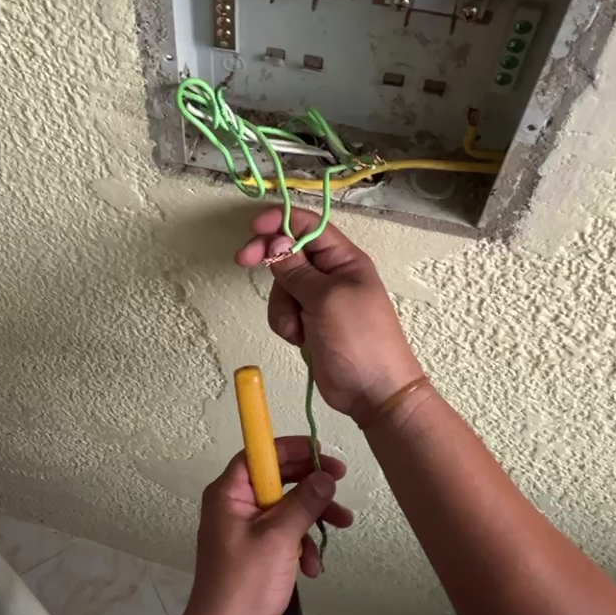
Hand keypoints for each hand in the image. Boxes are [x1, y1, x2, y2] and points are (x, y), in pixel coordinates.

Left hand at [182, 437, 354, 614]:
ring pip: (287, 508)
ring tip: (342, 526)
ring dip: (312, 518)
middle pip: (278, 479)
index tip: (321, 451)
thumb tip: (325, 477)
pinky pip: (285, 534)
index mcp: (229, 492)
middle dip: (310, 486)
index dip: (291, 448)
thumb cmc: (245, 582)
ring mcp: (247, 528)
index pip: (259, 454)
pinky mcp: (257, 550)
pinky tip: (313, 567)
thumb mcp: (279, 538)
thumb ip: (303, 503)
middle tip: (339, 484)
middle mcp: (235, 504)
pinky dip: (302, 545)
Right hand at [234, 208, 425, 421]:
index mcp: (344, 259)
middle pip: (288, 252)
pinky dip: (285, 321)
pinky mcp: (308, 320)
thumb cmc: (359, 340)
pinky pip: (284, 309)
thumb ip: (296, 268)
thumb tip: (275, 240)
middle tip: (242, 261)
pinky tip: (299, 338)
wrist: (373, 393)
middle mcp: (330, 273)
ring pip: (282, 284)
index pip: (308, 225)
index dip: (280, 221)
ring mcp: (318, 298)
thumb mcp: (326, 299)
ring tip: (297, 327)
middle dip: (269, 260)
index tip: (254, 227)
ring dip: (282, 304)